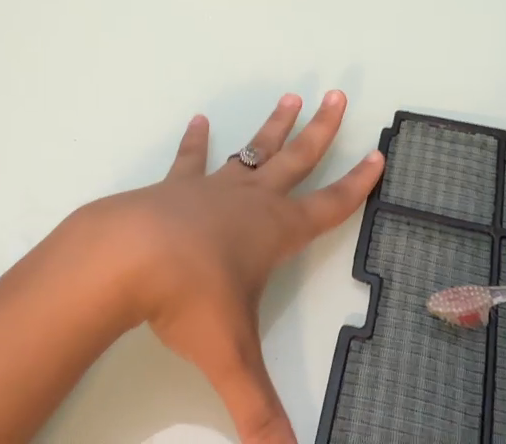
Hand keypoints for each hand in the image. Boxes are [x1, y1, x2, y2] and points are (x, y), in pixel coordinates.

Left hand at [75, 93, 381, 442]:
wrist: (127, 256)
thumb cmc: (190, 300)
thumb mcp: (233, 358)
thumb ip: (261, 412)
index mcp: (276, 232)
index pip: (330, 206)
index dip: (357, 185)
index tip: (378, 155)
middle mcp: (252, 200)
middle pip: (298, 158)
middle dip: (321, 129)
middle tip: (337, 94)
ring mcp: (214, 188)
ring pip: (254, 150)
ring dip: (274, 126)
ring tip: (290, 96)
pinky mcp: (176, 187)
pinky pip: (191, 160)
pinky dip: (196, 142)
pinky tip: (198, 121)